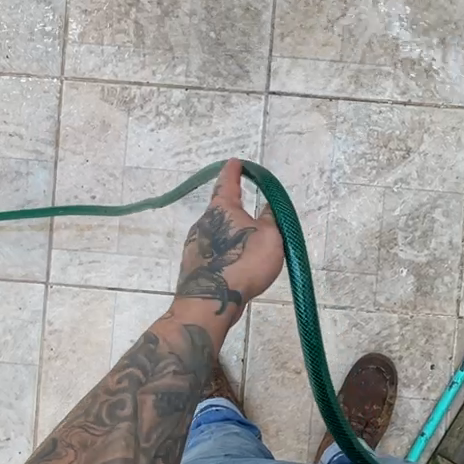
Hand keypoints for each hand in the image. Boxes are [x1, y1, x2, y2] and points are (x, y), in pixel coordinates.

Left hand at [171, 160, 282, 325]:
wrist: (211, 300)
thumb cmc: (243, 262)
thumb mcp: (270, 237)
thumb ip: (271, 219)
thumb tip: (268, 206)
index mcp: (221, 209)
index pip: (227, 182)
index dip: (233, 172)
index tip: (235, 163)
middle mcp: (203, 223)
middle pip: (220, 212)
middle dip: (235, 212)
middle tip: (252, 218)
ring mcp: (194, 246)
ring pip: (216, 235)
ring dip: (230, 238)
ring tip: (248, 251)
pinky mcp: (193, 267)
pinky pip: (212, 255)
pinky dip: (225, 256)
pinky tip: (236, 269)